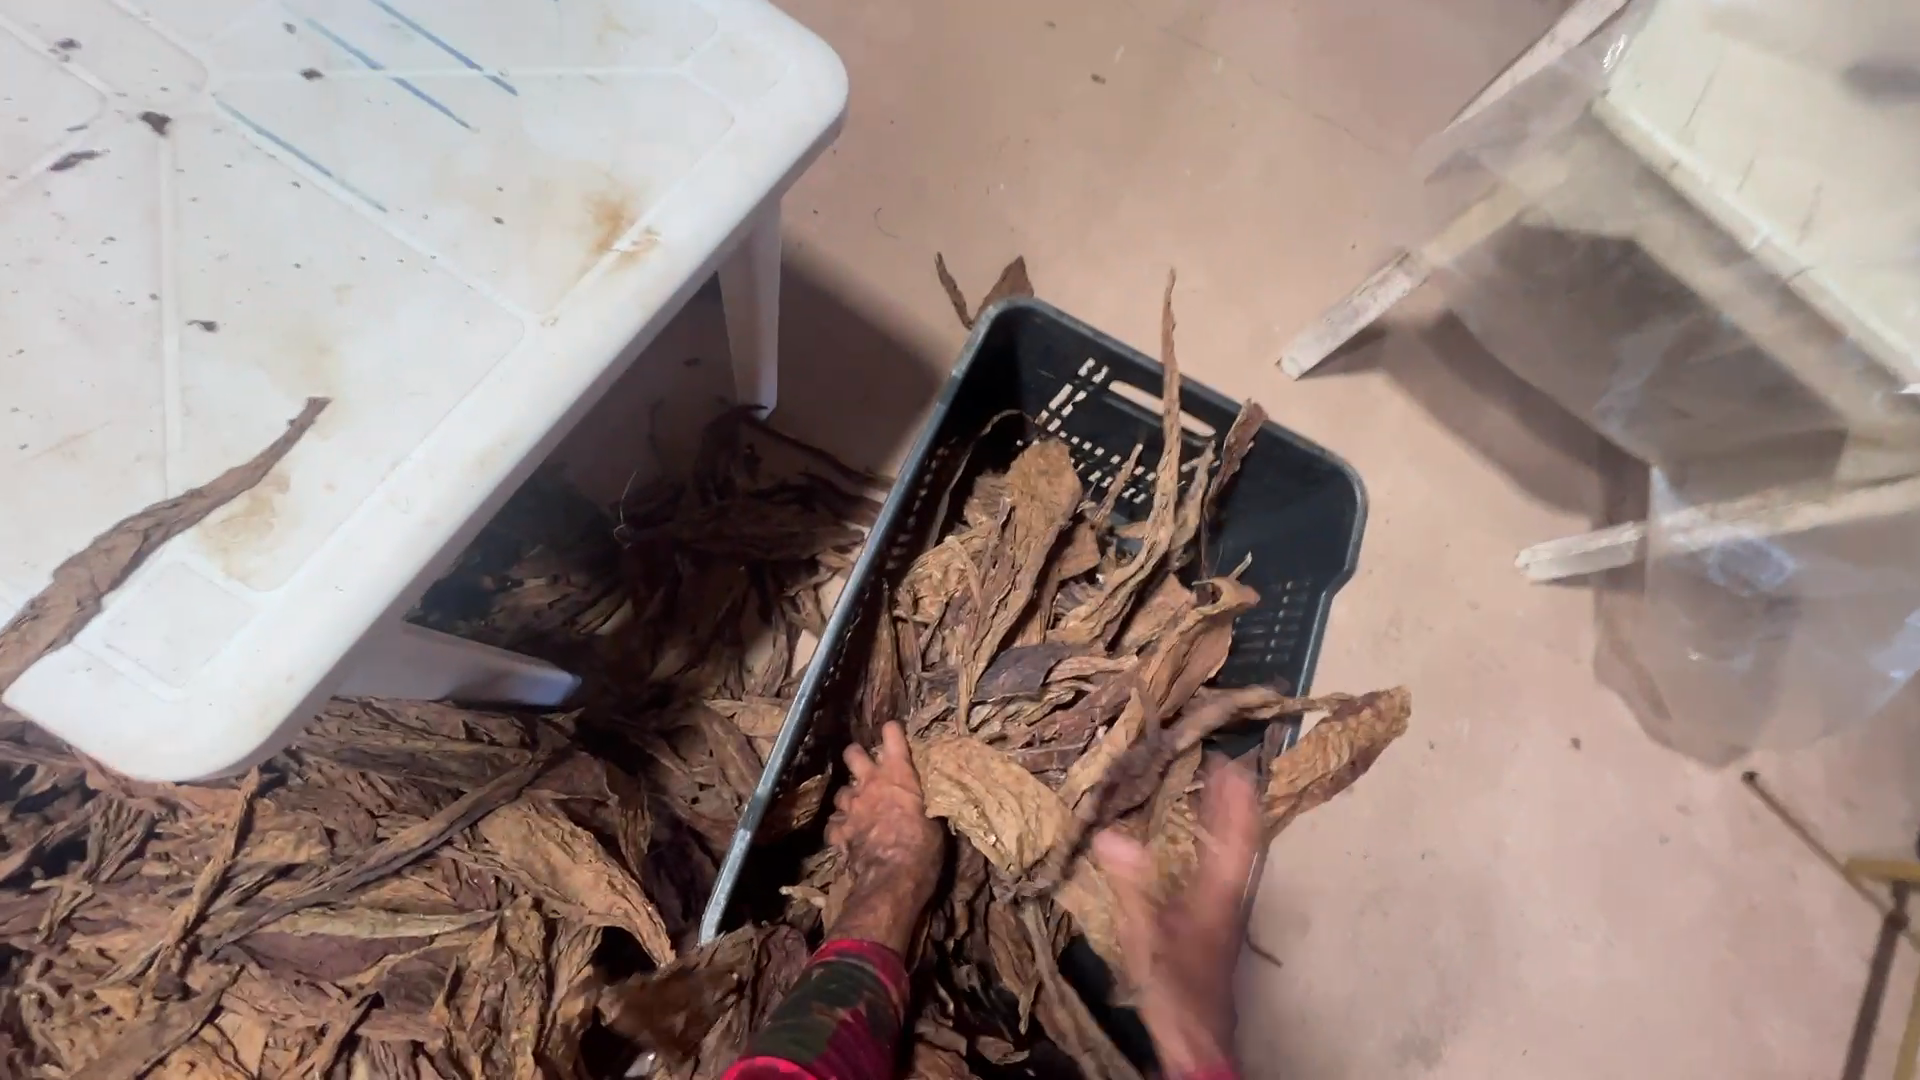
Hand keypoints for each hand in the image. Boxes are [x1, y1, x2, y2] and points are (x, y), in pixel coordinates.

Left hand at [824, 722, 945, 954]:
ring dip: (849, 796)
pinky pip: (833, 823)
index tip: (892, 731)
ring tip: (856, 806)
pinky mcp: (840, 831)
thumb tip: (929, 804)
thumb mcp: (935, 820)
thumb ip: (926, 804)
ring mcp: (852, 806)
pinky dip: (839, 826)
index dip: (891, 731)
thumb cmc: (924, 845)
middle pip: (853, 754)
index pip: (892, 736)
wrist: (894, 877)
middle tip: (863, 765)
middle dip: (856, 756)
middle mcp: (871, 782)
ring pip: (841, 790)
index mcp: (898, 773)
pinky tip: (845, 832)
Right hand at [1094, 761, 1258, 1073]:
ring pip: (1234, 855)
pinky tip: (1200, 841)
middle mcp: (1228, 896)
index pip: (1235, 837)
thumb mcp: (1146, 935)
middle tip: (1223, 766)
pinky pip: (1222, 869)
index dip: (1235, 800)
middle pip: (1240, 841)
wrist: (1197, 1039)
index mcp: (1218, 893)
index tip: (1231, 764)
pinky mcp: (1215, 922)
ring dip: (1228, 821)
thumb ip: (1131, 885)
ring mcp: (1224, 910)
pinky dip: (1216, 844)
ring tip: (1216, 791)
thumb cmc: (1174, 987)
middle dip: (1234, 803)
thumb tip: (1110, 834)